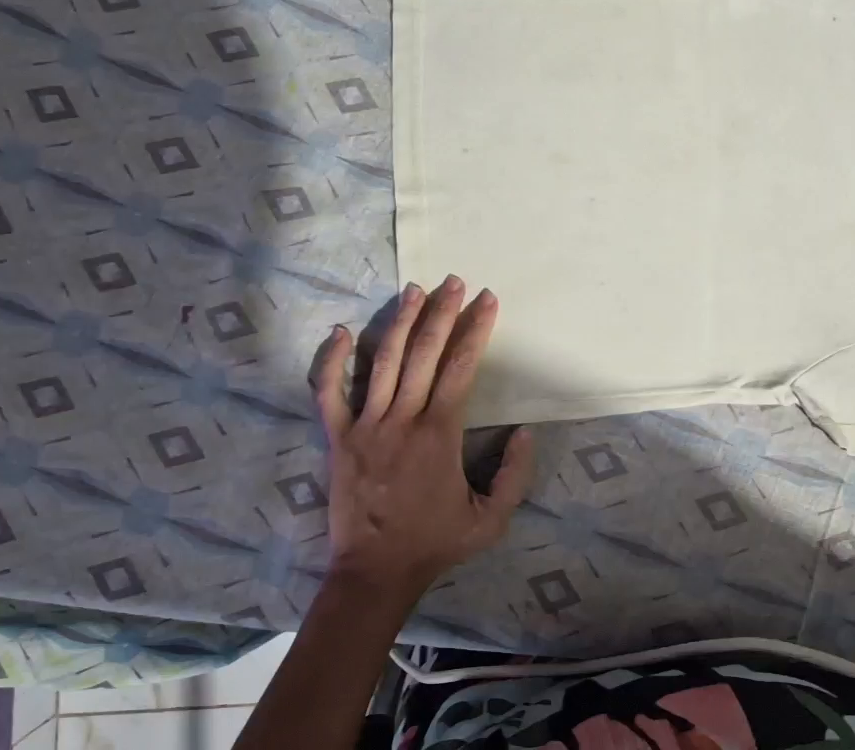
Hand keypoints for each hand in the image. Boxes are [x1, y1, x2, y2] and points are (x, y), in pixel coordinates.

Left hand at [313, 276, 533, 602]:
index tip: (488, 300)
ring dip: (400, 322)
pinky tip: (339, 329)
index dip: (476, 330)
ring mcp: (365, 426)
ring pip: (381, 361)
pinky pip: (328, 392)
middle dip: (442, 313)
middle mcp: (402, 420)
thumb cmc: (435, 543)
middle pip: (423, 353)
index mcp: (440, 434)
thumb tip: (525, 432)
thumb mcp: (491, 520)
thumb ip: (515, 476)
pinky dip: (332, 359)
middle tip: (454, 281)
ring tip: (414, 289)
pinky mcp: (338, 438)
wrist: (375, 572)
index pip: (461, 368)